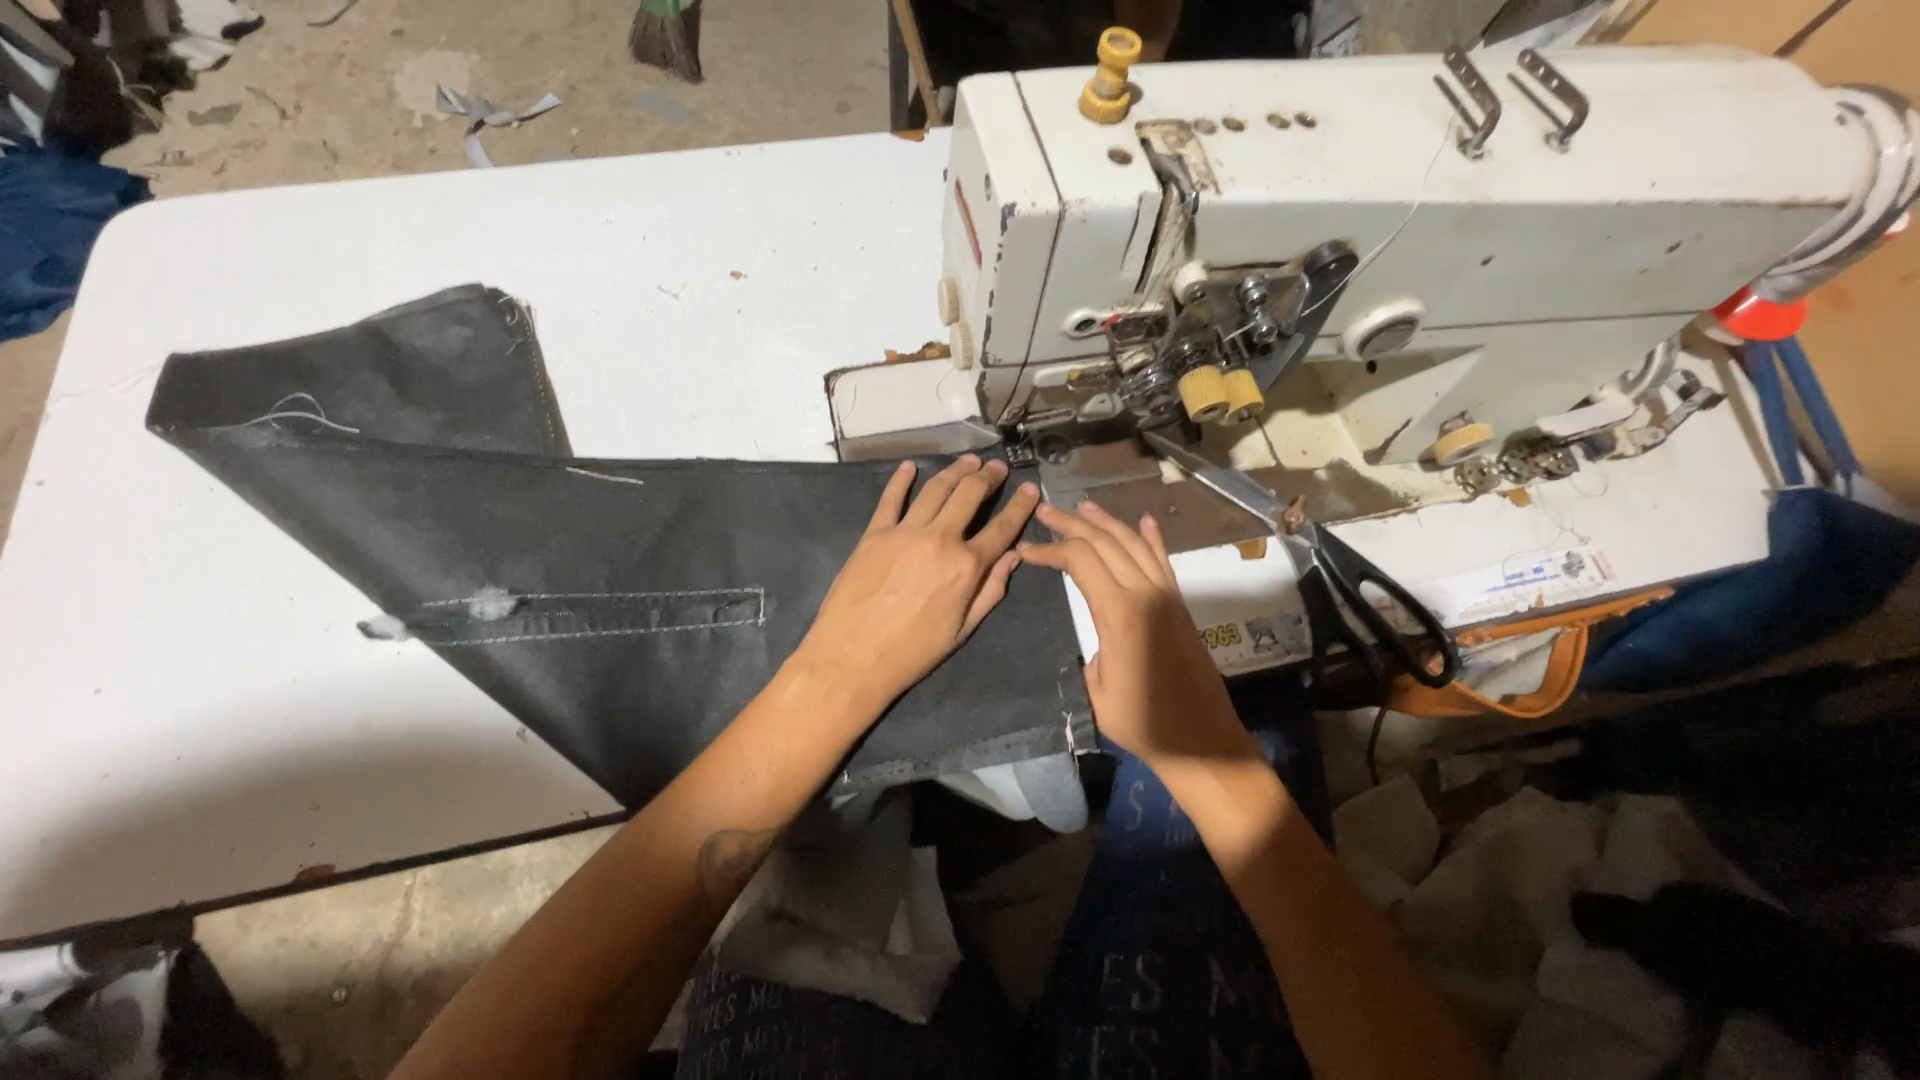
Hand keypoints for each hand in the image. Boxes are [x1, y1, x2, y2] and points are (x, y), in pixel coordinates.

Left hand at [795, 455, 1039, 713]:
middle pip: (969, 496)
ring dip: (955, 471)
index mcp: (967, 566)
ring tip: (967, 461)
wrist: (854, 657)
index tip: (1029, 489)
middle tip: (997, 467)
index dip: (1019, 506)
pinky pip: (890, 499)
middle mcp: (940, 540)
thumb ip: (990, 590)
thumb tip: (1012, 558)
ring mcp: (904, 532)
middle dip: (987, 477)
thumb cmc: (913, 652)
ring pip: (935, 490)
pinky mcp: (874, 534)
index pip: (1002, 528)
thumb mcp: (963, 630)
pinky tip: (910, 467)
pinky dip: (901, 480)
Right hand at [1018, 502, 1247, 764]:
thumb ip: (1088, 651)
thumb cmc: (1141, 723)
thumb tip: (1090, 639)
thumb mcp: (1095, 690)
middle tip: (1045, 510)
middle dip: (1072, 523)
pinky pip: (1164, 561)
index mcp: (1118, 613)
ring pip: (1134, 543)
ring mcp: (1166, 596)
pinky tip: (1143, 521)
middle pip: (1105, 542)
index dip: (1049, 549)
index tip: (1025, 549)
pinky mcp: (1180, 604)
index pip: (1080, 560)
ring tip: (1082, 507)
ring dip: (1107, 522)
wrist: (1199, 738)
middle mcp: (1145, 594)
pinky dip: (1151, 538)